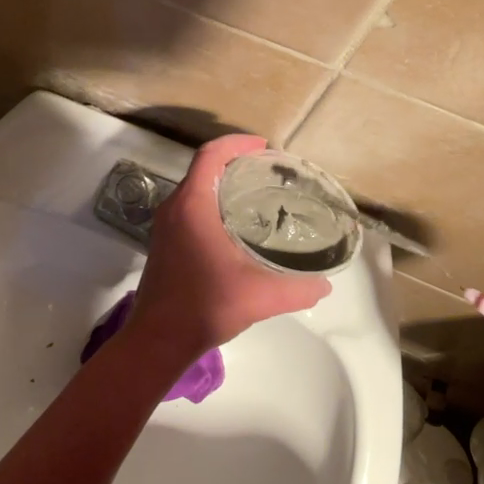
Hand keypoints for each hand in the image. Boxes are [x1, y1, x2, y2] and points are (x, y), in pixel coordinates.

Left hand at [129, 135, 331, 356]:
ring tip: (255, 195)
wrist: (158, 340)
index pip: (210, 155)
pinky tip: (234, 226)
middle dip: (234, 162)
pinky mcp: (164, 244)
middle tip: (267, 171)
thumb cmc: (204, 307)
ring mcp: (165, 227)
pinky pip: (188, 209)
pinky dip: (211, 204)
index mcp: (192, 206)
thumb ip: (298, 289)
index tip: (263, 147)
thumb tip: (325, 285)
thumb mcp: (259, 296)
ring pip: (194, 190)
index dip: (236, 143)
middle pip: (202, 169)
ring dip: (221, 184)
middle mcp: (174, 208)